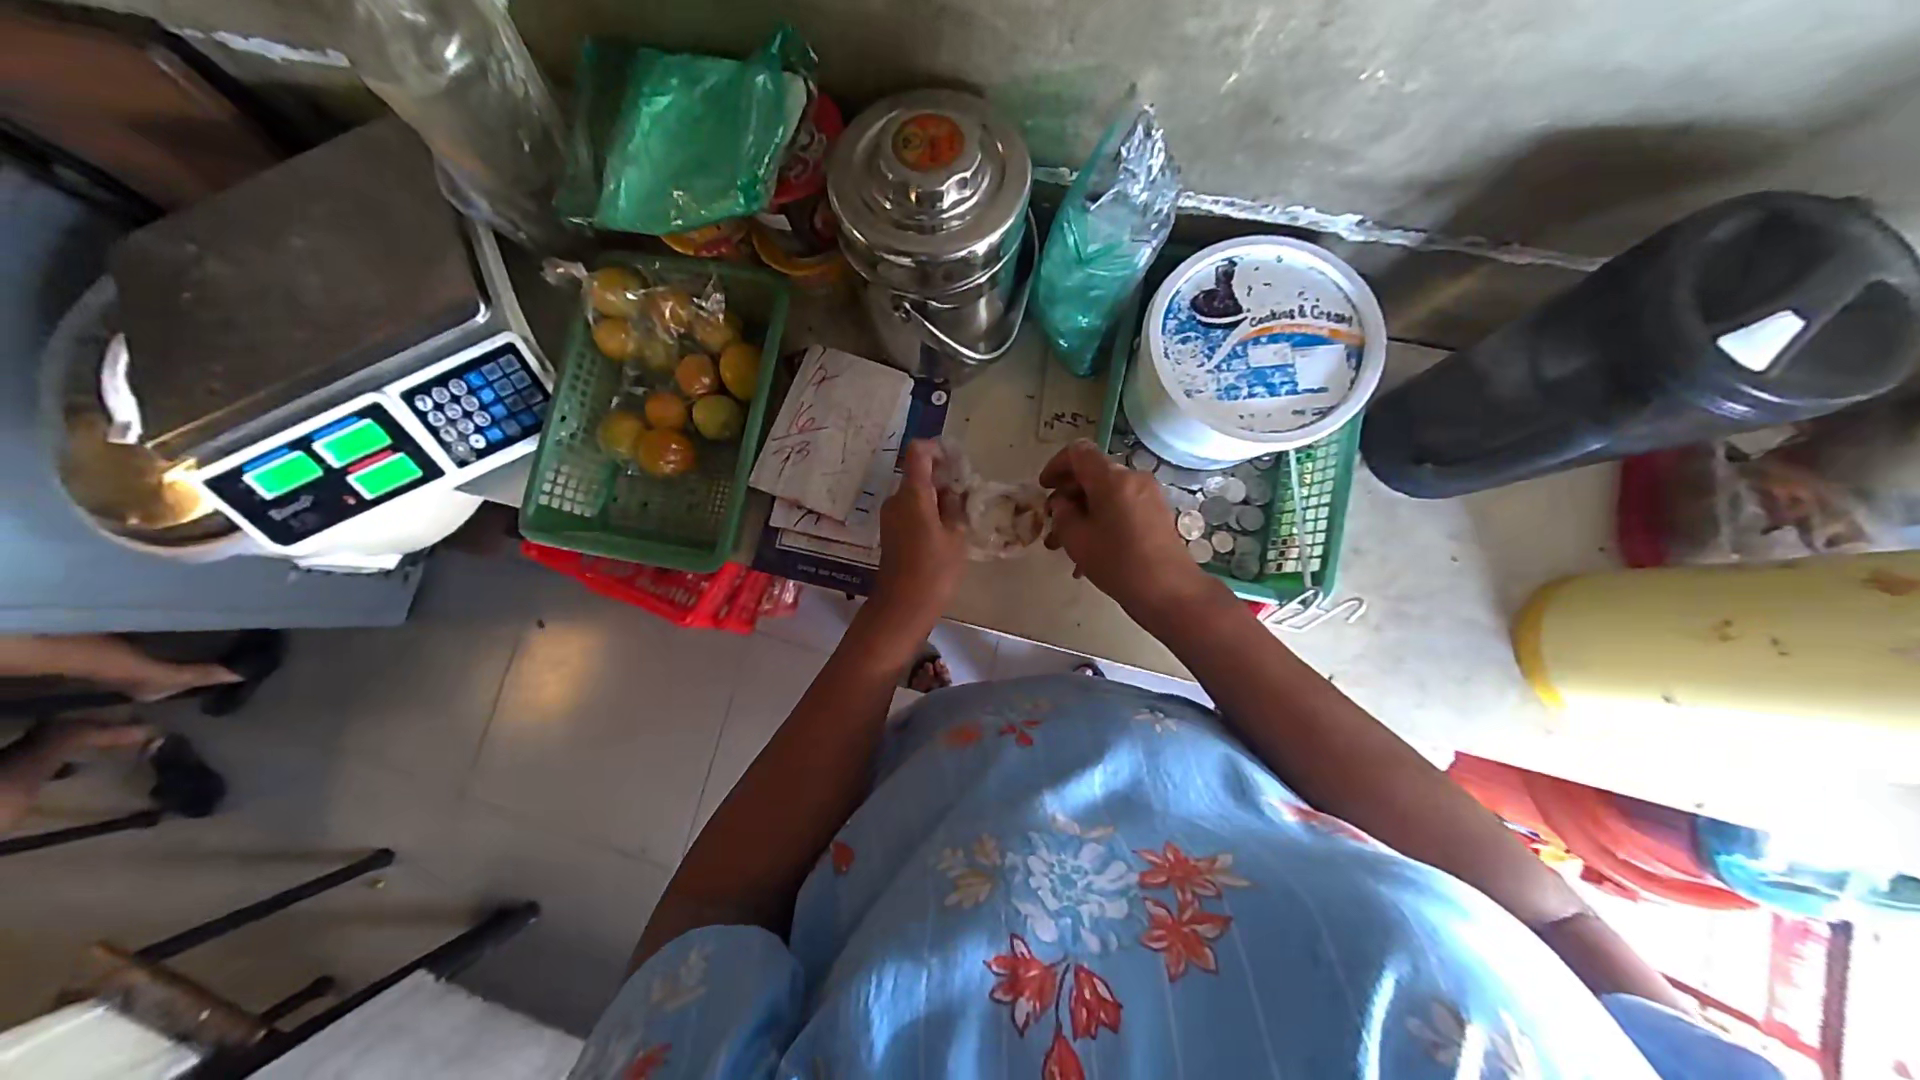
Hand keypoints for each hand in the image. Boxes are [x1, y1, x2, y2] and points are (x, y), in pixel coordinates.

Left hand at [872, 440, 968, 628]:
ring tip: (958, 518)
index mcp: (913, 495)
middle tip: (966, 495)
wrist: (903, 606)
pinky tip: (944, 532)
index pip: (918, 452)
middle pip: (918, 474)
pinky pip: (909, 510)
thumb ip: (955, 507)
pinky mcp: (890, 532)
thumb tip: (952, 491)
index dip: (937, 449)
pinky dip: (926, 512)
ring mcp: (890, 516)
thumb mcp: (956, 536)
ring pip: (915, 494)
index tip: (956, 461)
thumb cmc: (935, 571)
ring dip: (936, 498)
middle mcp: (896, 499)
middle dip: (942, 478)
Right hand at [1041, 439, 1218, 623]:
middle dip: (1068, 496)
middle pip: (1092, 474)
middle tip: (1051, 523)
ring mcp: (1148, 495)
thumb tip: (1063, 503)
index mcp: (1111, 478)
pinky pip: (1121, 507)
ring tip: (1065, 545)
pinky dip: (1102, 520)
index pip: (1078, 452)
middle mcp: (1132, 478)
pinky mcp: (1156, 513)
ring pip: (1105, 494)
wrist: (1169, 590)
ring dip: (1083, 512)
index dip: (1056, 466)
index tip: (1044, 488)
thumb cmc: (1118, 562)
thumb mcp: (1077, 539)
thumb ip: (1062, 513)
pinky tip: (1090, 552)